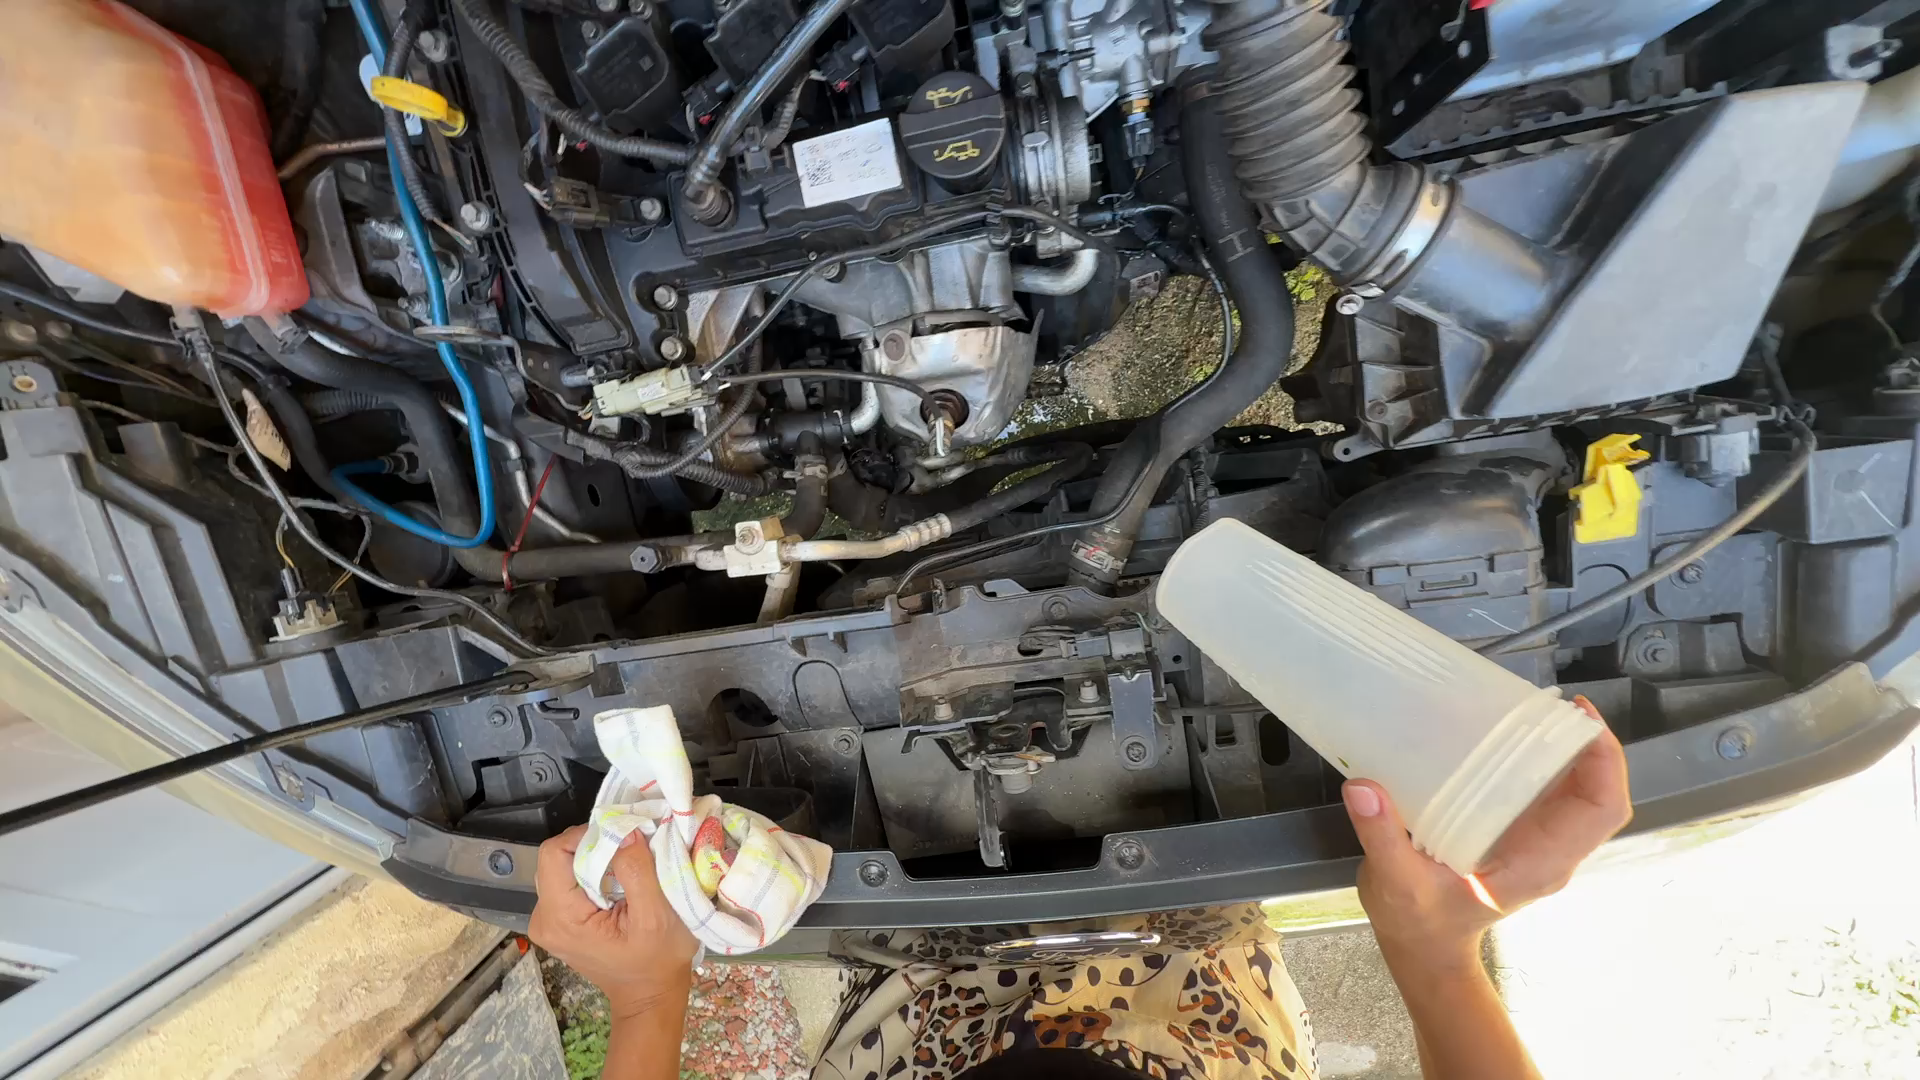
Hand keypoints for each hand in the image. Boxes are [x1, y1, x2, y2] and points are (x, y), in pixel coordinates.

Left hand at [528, 824, 698, 1018]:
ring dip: (599, 855)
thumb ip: (637, 871)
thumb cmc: (656, 959)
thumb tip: (626, 833)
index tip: (623, 836)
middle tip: (632, 848)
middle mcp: (544, 917)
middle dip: (597, 843)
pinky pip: (571, 877)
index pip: (554, 853)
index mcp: (561, 917)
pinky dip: (597, 868)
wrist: (649, 993)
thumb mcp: (655, 915)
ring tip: (630, 864)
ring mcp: (550, 919)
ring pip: (565, 864)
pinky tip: (621, 880)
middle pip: (558, 857)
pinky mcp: (561, 918)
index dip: (588, 834)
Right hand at [1342, 697, 1630, 979]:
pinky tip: (1490, 733)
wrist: (1420, 945)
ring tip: (1520, 707)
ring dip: (1555, 749)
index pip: (1597, 809)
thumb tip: (1363, 786)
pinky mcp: (1506, 832)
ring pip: (1566, 790)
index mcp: (1537, 862)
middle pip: (1590, 792)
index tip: (1578, 718)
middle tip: (1546, 701)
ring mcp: (1529, 841)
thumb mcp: (1396, 881)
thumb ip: (1382, 835)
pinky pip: (1532, 790)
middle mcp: (1545, 848)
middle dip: (1581, 744)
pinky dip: (1525, 759)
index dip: (1601, 762)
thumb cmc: (1416, 919)